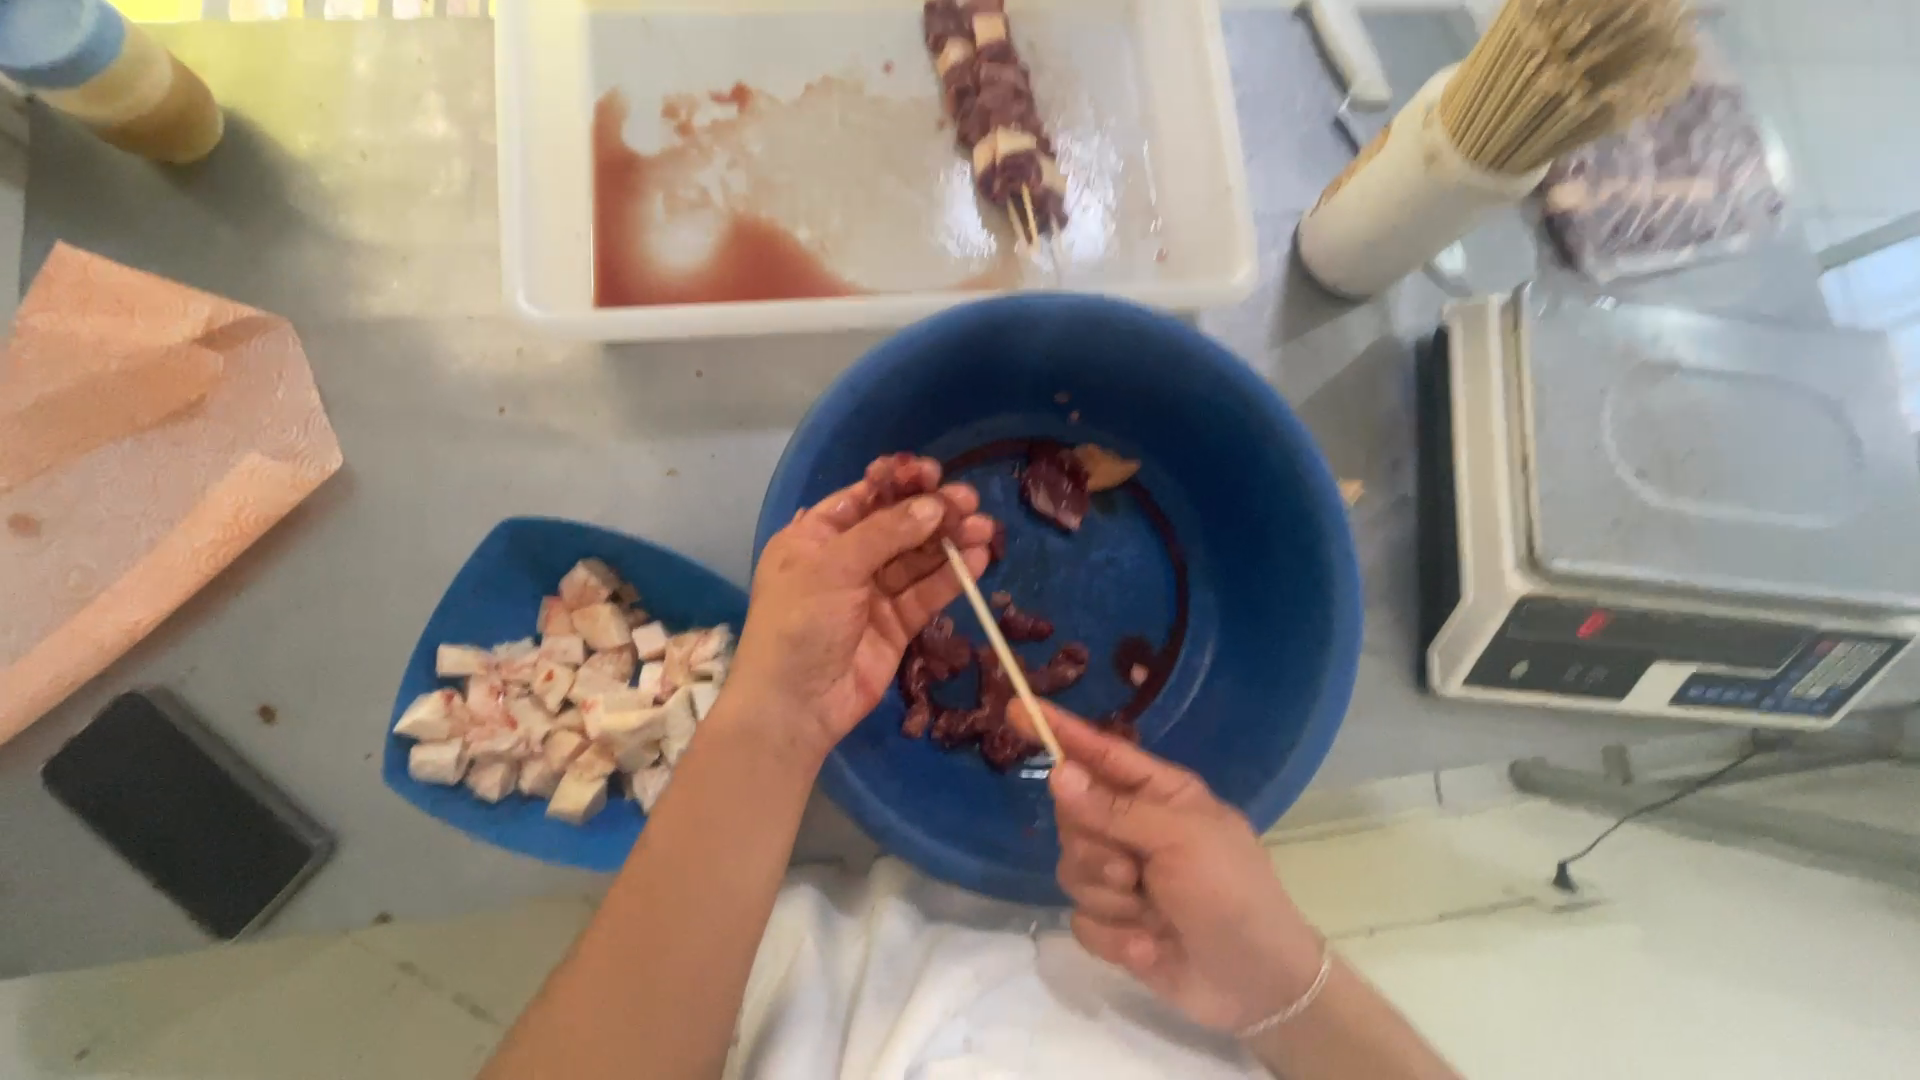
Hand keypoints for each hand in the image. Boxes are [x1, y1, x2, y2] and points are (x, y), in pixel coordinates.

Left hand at [728, 455, 994, 758]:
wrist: (795, 706)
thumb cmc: (799, 623)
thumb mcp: (833, 567)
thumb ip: (886, 532)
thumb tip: (935, 506)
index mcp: (815, 537)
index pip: (863, 498)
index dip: (899, 484)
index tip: (933, 474)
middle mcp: (845, 560)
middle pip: (896, 526)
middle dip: (932, 512)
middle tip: (969, 501)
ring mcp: (872, 593)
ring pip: (917, 558)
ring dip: (949, 542)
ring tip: (984, 528)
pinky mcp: (896, 624)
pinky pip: (926, 593)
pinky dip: (951, 577)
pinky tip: (978, 560)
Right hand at [1015, 701, 1325, 1034]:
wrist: (1259, 987)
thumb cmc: (1232, 892)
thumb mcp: (1180, 839)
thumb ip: (1114, 808)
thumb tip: (1058, 771)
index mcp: (1157, 793)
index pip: (1097, 751)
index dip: (1057, 730)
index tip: (1016, 709)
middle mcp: (1132, 827)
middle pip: (1072, 815)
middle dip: (1094, 846)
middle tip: (1132, 869)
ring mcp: (1120, 876)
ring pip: (1070, 867)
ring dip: (1110, 896)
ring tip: (1151, 913)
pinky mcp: (1113, 923)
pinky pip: (1080, 917)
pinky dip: (1116, 937)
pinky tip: (1152, 947)